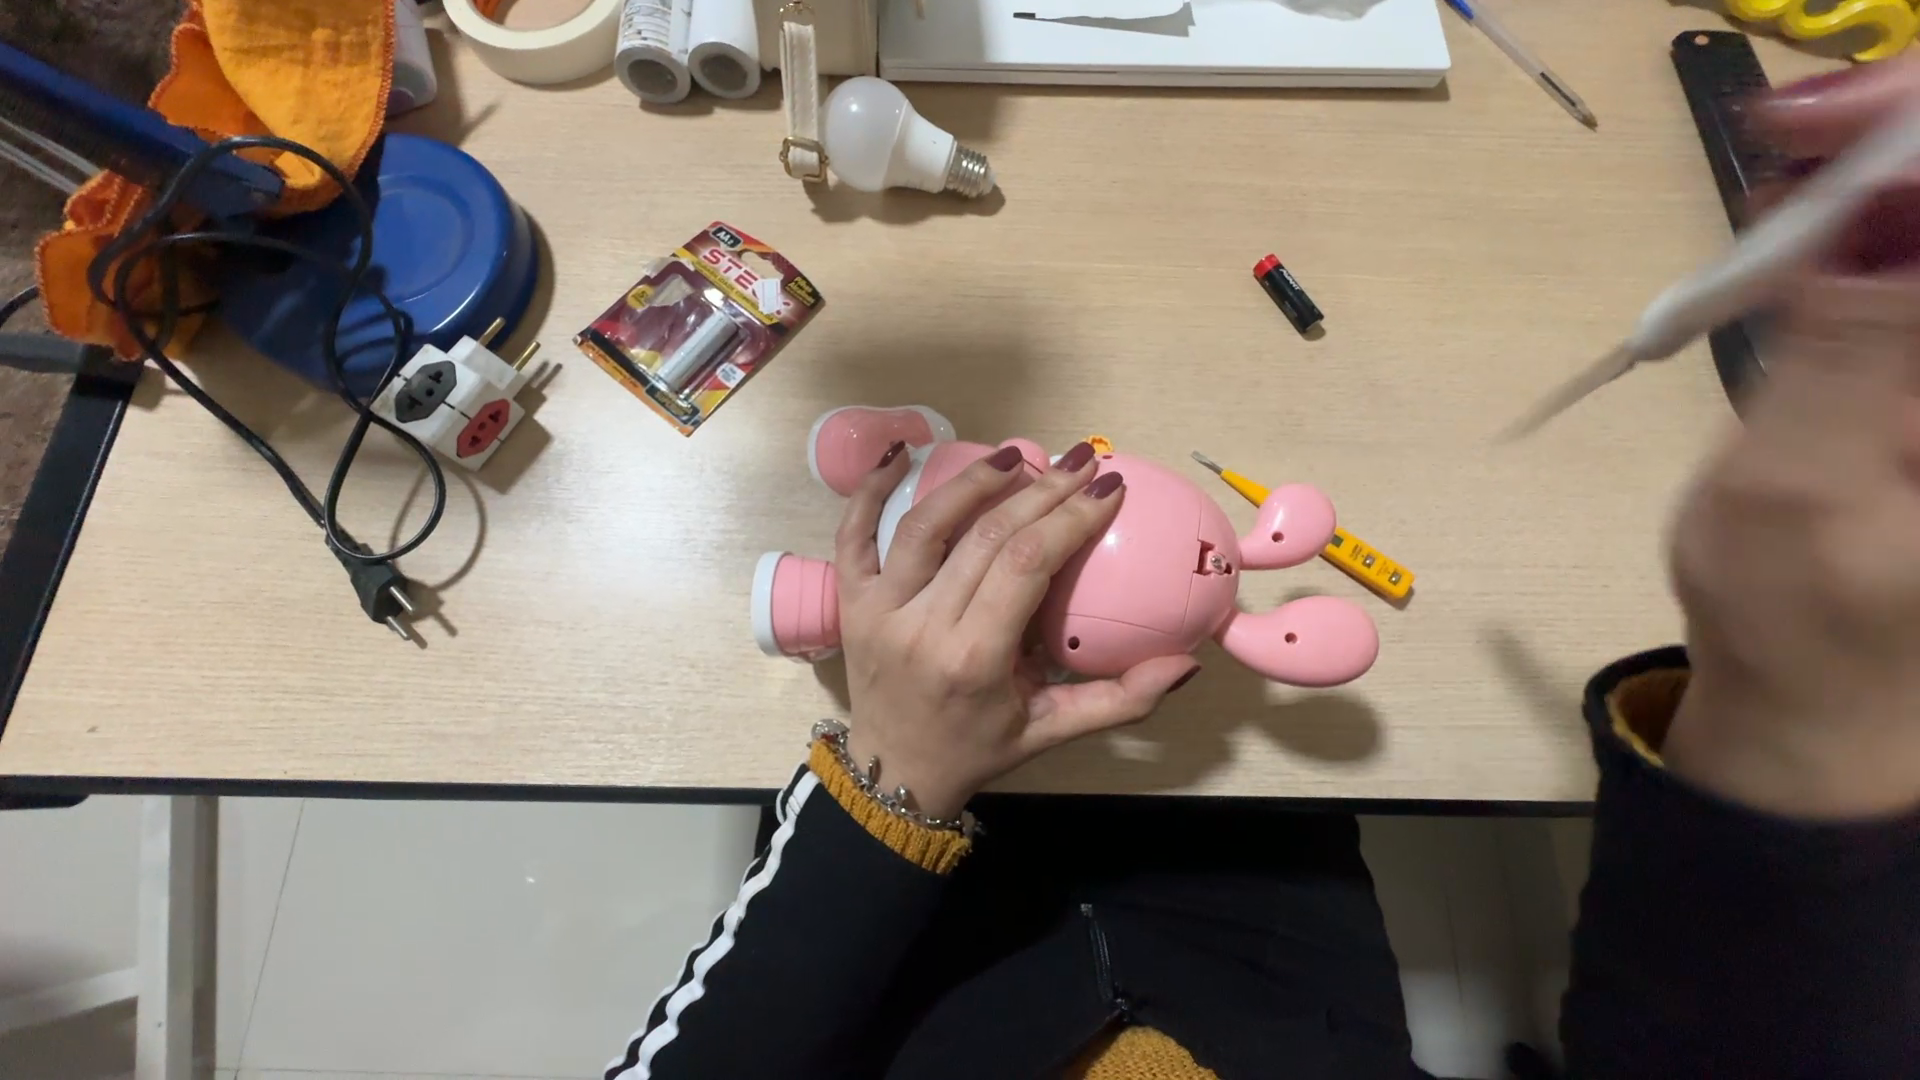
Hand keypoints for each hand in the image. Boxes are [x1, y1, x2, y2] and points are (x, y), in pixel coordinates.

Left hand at [832, 441, 1200, 818]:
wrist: (893, 775)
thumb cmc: (976, 749)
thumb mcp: (1049, 733)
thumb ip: (1119, 701)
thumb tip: (1186, 664)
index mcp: (974, 659)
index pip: (1028, 565)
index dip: (1072, 518)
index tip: (1109, 486)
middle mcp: (921, 626)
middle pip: (987, 537)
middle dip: (1042, 491)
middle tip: (1080, 461)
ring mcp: (877, 609)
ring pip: (924, 525)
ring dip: (972, 481)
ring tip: (1016, 456)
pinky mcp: (849, 601)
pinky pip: (852, 535)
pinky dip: (869, 489)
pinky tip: (900, 451)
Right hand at [1659, 63, 1919, 820]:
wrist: (1820, 674)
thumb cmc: (1798, 612)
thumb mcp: (1796, 500)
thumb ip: (1842, 364)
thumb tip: (1859, 229)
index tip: (1809, 128)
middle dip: (1918, 128)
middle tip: (1790, 126)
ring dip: (1894, 164)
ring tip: (1791, 159)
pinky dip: (1881, 211)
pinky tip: (1815, 217)